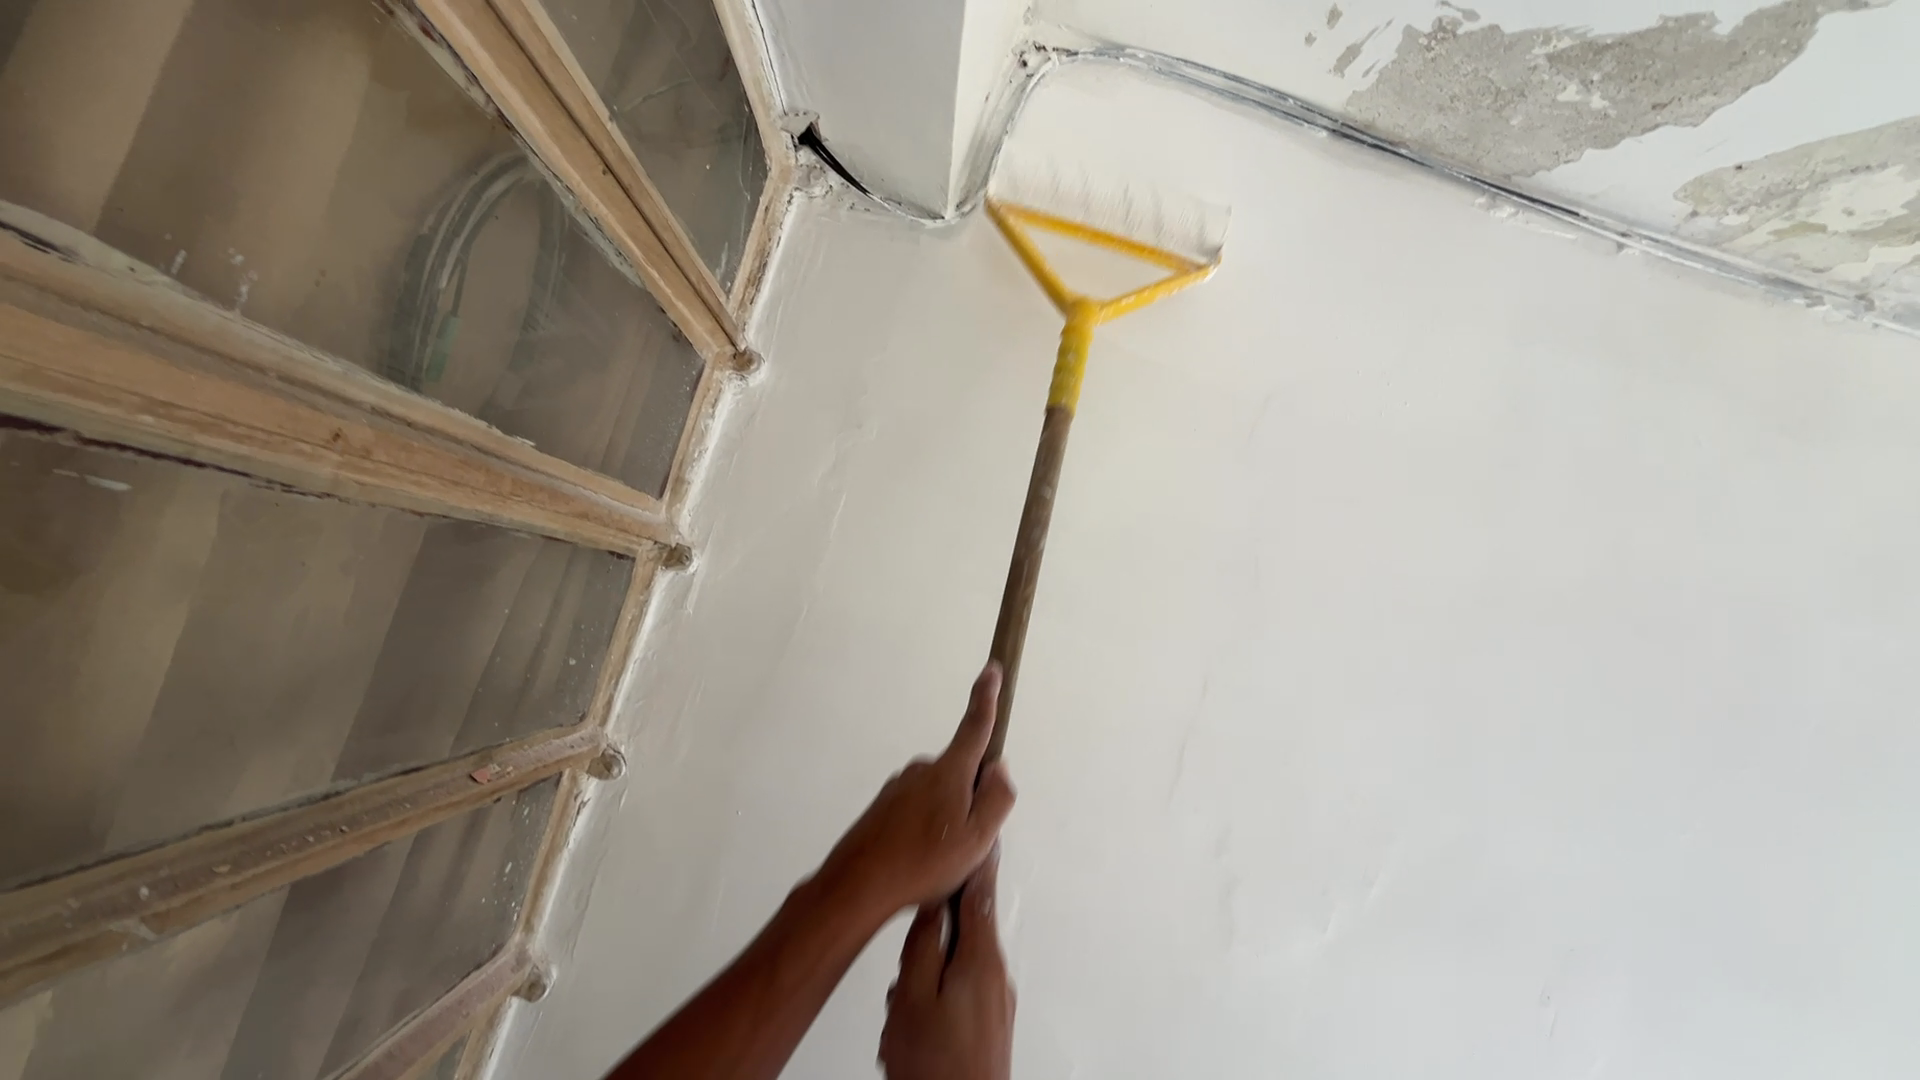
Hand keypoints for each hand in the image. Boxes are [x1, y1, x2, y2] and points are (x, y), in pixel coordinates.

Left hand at [818, 663, 1016, 918]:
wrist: (858, 884)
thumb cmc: (925, 862)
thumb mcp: (979, 838)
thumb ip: (997, 798)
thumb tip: (998, 767)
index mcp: (949, 771)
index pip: (975, 726)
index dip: (987, 696)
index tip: (992, 667)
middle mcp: (923, 770)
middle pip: (961, 773)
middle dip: (972, 799)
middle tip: (968, 845)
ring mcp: (899, 787)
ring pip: (939, 796)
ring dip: (947, 820)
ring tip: (939, 862)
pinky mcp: (883, 807)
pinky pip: (917, 811)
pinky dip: (925, 831)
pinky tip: (918, 862)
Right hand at [880, 853, 1015, 1079]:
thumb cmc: (936, 1068)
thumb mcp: (913, 995)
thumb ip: (923, 944)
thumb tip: (933, 907)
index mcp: (982, 959)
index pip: (980, 894)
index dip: (976, 863)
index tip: (981, 836)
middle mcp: (995, 977)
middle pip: (962, 932)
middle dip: (929, 943)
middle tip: (905, 971)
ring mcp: (994, 1005)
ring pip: (953, 969)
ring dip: (924, 981)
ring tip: (904, 1017)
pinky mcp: (987, 1028)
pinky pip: (956, 997)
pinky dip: (932, 1004)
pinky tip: (913, 1032)